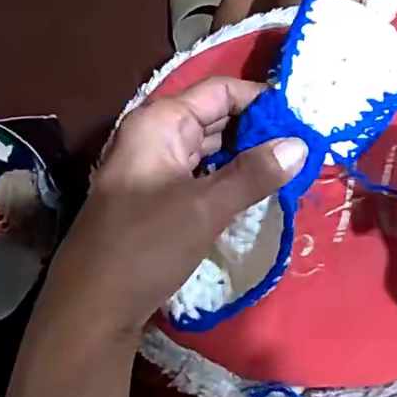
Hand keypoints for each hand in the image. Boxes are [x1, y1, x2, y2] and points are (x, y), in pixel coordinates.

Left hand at [45, 77, 306, 340]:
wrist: (91, 306)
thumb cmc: (146, 246)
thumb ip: (254, 173)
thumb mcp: (205, 207)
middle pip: (214, 116)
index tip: (303, 118)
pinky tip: (256, 187)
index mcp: (159, 122)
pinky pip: (198, 172)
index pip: (220, 91)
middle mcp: (154, 134)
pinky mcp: (155, 194)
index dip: (262, 99)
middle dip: (258, 128)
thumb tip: (301, 145)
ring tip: (290, 164)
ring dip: (245, 154)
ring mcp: (152, 165)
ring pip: (208, 146)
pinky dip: (226, 175)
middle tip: (304, 143)